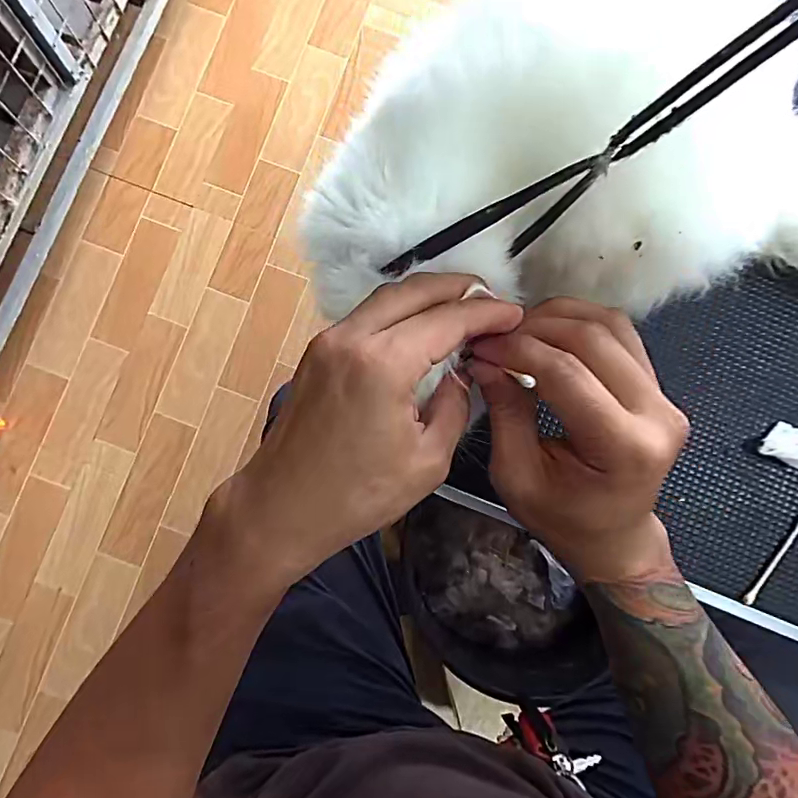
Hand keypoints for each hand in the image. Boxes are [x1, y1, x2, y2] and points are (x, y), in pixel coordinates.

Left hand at [213, 273, 521, 588]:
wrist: (283, 508)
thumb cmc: (358, 495)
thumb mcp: (429, 460)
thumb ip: (453, 406)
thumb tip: (460, 375)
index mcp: (384, 364)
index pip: (448, 319)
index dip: (487, 314)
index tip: (514, 315)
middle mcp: (353, 338)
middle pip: (416, 290)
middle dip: (460, 288)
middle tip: (493, 300)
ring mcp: (329, 341)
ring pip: (388, 296)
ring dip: (429, 295)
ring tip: (463, 307)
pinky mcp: (318, 352)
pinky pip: (369, 315)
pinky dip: (402, 311)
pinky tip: (422, 327)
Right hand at [467, 298, 688, 583]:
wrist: (615, 535)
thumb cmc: (566, 519)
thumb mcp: (519, 478)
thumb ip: (506, 414)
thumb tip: (486, 360)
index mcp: (624, 448)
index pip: (568, 374)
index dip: (519, 350)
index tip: (484, 347)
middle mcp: (656, 416)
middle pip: (594, 339)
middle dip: (536, 327)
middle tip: (497, 336)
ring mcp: (665, 399)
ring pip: (613, 326)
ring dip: (561, 317)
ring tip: (520, 332)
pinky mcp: (660, 389)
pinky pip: (622, 337)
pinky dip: (582, 325)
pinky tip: (550, 334)